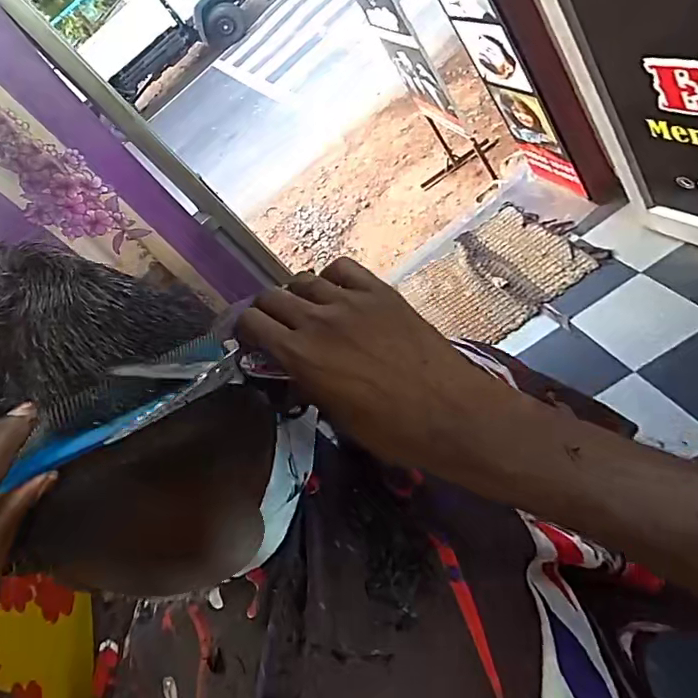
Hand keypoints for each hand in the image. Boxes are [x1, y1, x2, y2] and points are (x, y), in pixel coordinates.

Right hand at [236, 258, 526, 478]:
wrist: (452, 414)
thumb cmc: (391, 429)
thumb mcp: (335, 415)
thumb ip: (306, 382)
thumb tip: (291, 368)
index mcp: (301, 356)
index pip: (252, 322)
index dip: (245, 328)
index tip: (250, 338)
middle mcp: (317, 321)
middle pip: (271, 297)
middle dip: (265, 310)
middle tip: (275, 324)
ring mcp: (350, 301)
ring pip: (302, 279)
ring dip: (296, 294)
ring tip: (307, 309)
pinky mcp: (379, 292)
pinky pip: (342, 268)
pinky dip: (331, 278)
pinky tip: (338, 293)